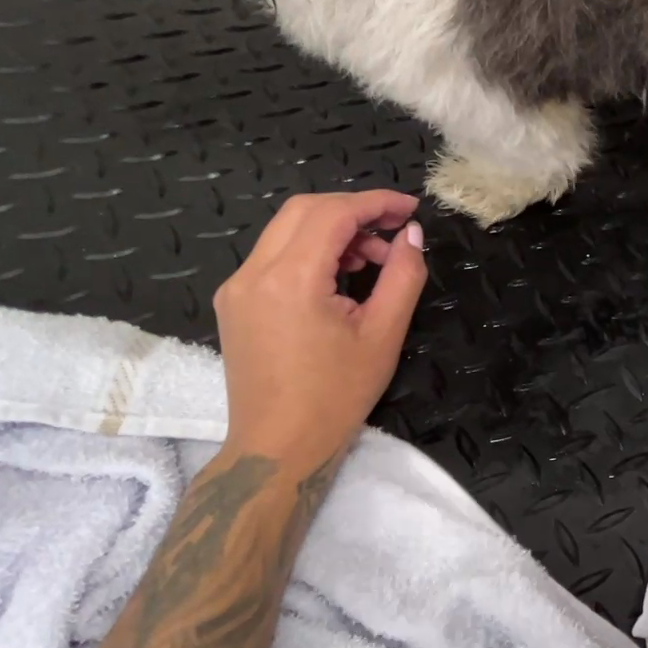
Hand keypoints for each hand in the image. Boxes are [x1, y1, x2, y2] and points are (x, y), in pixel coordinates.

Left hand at [213, 191, 427, 465]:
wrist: (279, 445)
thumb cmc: (338, 393)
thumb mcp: (385, 332)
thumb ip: (403, 275)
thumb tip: (411, 235)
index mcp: (290, 280)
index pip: (332, 214)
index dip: (376, 202)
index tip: (412, 208)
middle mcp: (253, 274)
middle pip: (304, 210)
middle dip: (355, 209)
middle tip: (396, 228)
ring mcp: (237, 287)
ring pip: (286, 229)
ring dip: (334, 230)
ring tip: (375, 261)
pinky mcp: (235, 301)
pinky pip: (275, 254)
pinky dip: (312, 249)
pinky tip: (342, 276)